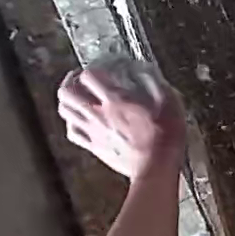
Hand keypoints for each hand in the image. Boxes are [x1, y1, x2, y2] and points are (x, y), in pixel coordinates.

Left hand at [58, 61, 185, 178]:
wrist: (156, 167)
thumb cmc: (164, 136)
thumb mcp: (169, 102)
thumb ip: (154, 83)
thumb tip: (144, 70)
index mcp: (116, 100)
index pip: (90, 76)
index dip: (93, 68)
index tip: (102, 68)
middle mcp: (99, 114)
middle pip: (67, 92)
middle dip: (70, 80)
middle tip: (78, 77)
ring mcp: (93, 131)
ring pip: (65, 110)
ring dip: (67, 99)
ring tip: (76, 94)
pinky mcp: (94, 146)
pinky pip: (72, 132)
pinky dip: (71, 122)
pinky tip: (79, 119)